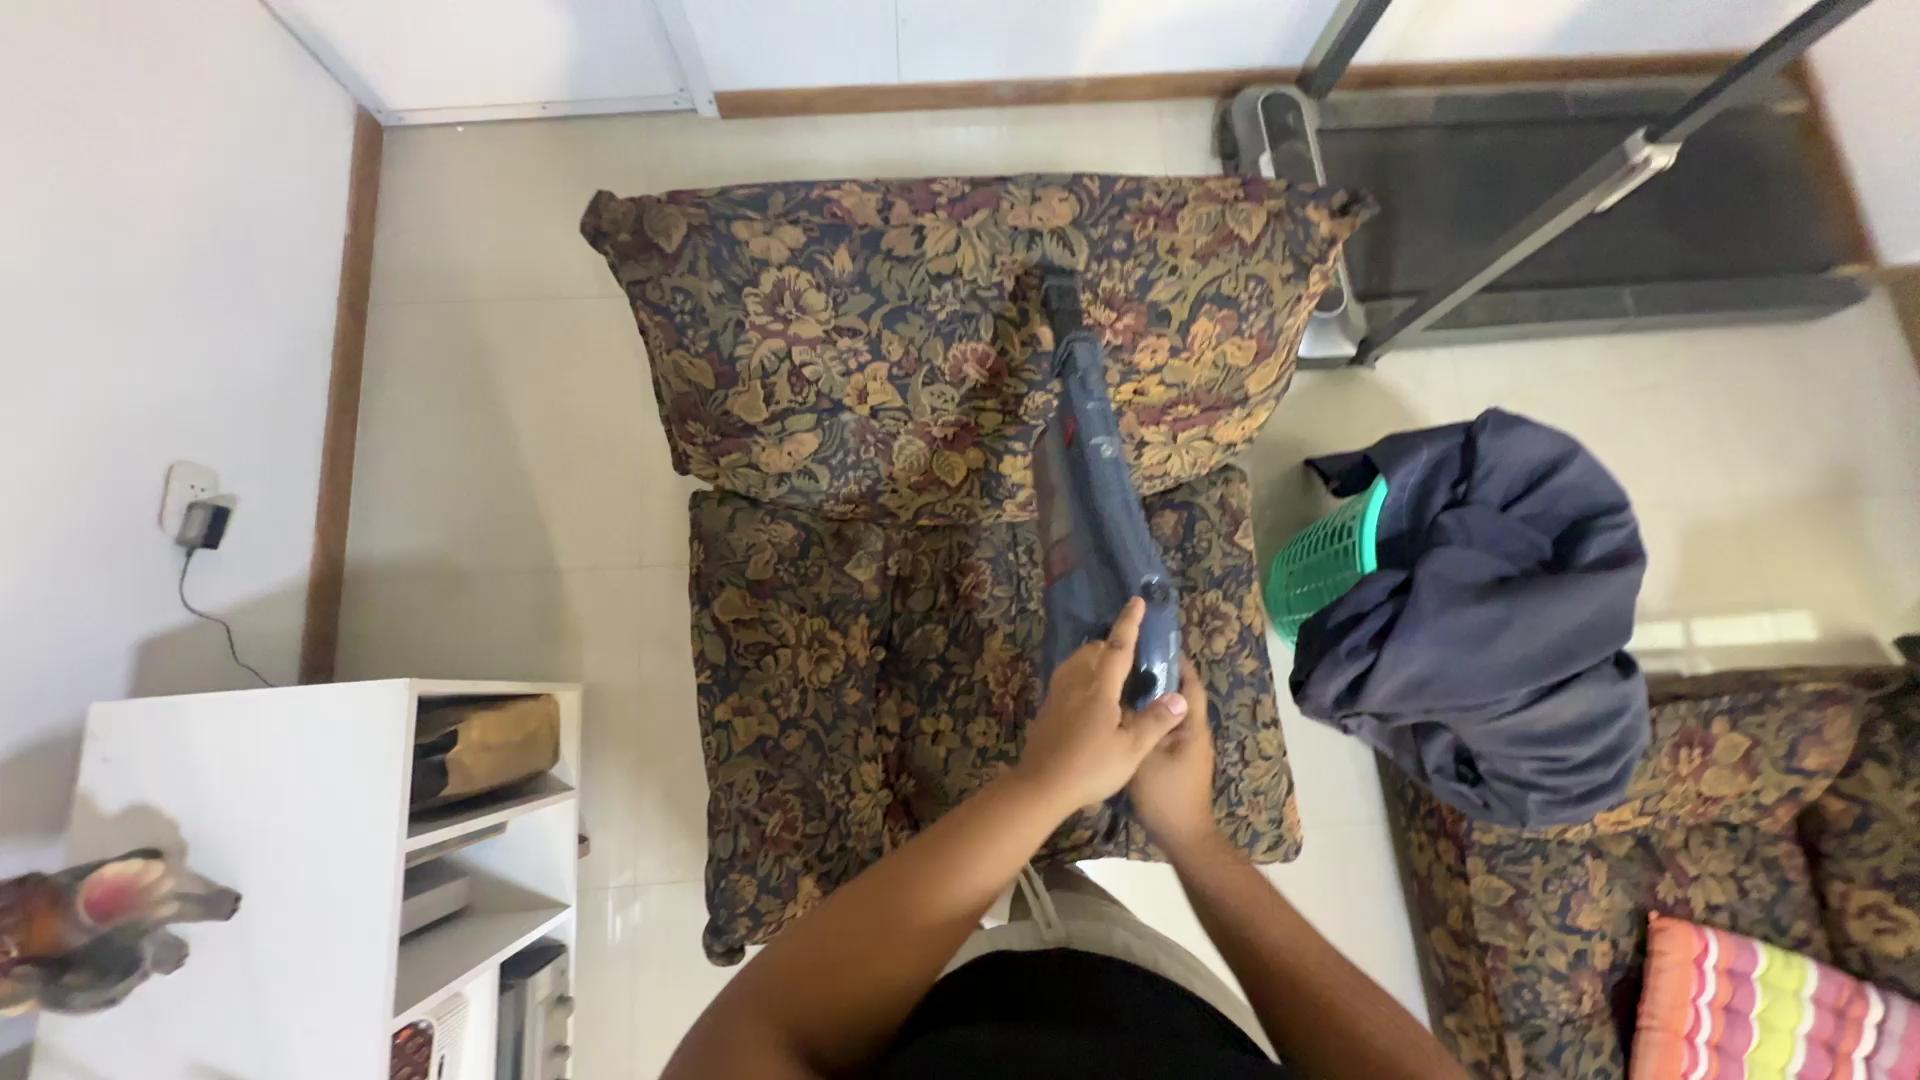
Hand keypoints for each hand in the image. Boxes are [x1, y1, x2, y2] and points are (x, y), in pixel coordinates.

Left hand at [1016, 597, 1190, 811]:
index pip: (1118, 647)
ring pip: (1076, 662)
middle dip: (1111, 645)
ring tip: (1110, 673)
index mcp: (1098, 688)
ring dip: (1093, 658)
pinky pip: (1066, 678)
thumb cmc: (1090, 767)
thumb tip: (1180, 697)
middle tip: (1130, 656)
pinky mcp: (1047, 709)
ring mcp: (1056, 695)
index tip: (1137, 600)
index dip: (1129, 623)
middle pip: (1093, 651)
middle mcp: (1075, 683)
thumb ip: (1155, 721)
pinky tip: (1087, 696)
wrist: (1041, 785)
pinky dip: (1081, 675)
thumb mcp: (1131, 749)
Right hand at [1128, 656, 1218, 854]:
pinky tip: (1127, 716)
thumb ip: (1137, 722)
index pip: (1189, 684)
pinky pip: (1164, 727)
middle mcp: (1194, 732)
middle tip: (1132, 660)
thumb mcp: (1144, 754)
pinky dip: (1149, 716)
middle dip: (1160, 675)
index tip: (1156, 642)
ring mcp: (1188, 748)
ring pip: (1170, 712)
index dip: (1177, 661)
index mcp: (1192, 726)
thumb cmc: (1166, 793)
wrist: (1182, 836)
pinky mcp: (1177, 760)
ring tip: (1124, 683)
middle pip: (1180, 695)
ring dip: (1153, 697)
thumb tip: (1124, 694)